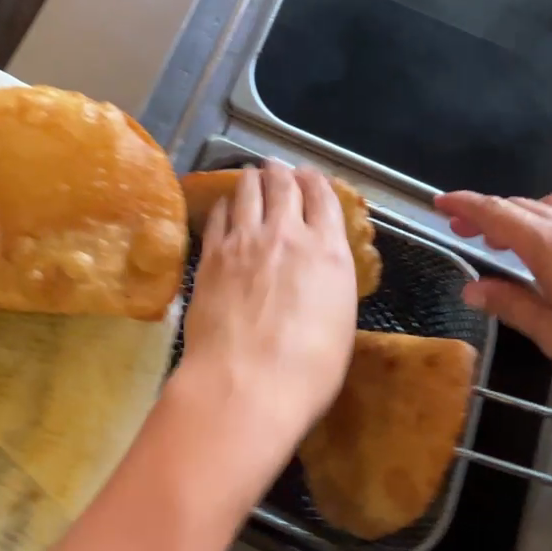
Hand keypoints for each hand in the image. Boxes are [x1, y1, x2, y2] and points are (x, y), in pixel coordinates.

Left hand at [179, 162, 358, 461]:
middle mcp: (287, 233)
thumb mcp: (339, 321)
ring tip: (250, 174)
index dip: (316, 182)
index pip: (323, 198)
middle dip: (281, 171)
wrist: (246, 383)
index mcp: (327, 250)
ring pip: (247, 191)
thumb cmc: (308, 370)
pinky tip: (222, 205)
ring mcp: (244, 241)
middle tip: (277, 167)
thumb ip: (328, 282)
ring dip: (251, 179)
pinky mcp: (212, 255)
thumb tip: (317, 269)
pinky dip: (224, 205)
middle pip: (283, 185)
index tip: (310, 176)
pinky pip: (218, 217)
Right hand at [435, 191, 551, 413]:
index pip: (496, 213)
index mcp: (551, 246)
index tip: (439, 204)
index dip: (464, 205)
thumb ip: (511, 306)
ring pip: (551, 209)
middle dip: (487, 212)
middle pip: (521, 206)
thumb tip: (472, 290)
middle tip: (464, 230)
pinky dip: (547, 224)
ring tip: (503, 241)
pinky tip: (550, 255)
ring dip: (519, 216)